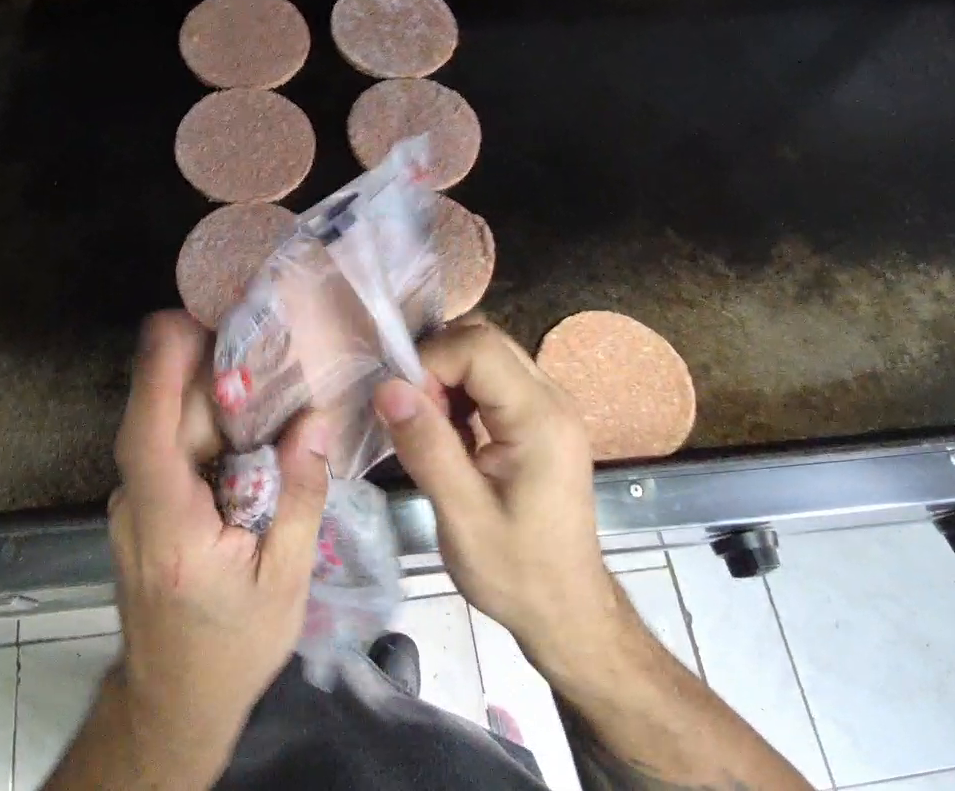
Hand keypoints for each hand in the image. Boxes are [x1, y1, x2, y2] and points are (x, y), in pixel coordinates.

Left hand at [104, 312, 331, 781]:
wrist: (174, 699)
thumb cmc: (232, 647)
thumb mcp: (284, 581)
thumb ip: (299, 498)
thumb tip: (314, 422)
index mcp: (169, 527)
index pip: (150, 434)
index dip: (160, 371)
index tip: (183, 319)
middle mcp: (136, 507)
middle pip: (157, 420)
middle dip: (196, 367)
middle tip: (248, 326)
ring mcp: (132, 508)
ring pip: (162, 431)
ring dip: (201, 393)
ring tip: (254, 359)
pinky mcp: (141, 510)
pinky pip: (169, 451)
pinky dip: (201, 425)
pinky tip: (243, 417)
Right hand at [372, 317, 622, 672]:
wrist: (568, 613)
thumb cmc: (517, 573)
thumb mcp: (462, 516)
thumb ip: (427, 446)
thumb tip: (386, 386)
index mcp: (539, 418)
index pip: (478, 346)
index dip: (429, 362)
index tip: (402, 407)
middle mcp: (551, 400)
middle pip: (485, 341)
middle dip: (435, 365)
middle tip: (410, 415)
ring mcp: (549, 409)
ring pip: (487, 357)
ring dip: (446, 379)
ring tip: (425, 428)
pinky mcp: (539, 424)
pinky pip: (493, 383)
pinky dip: (460, 394)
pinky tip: (446, 435)